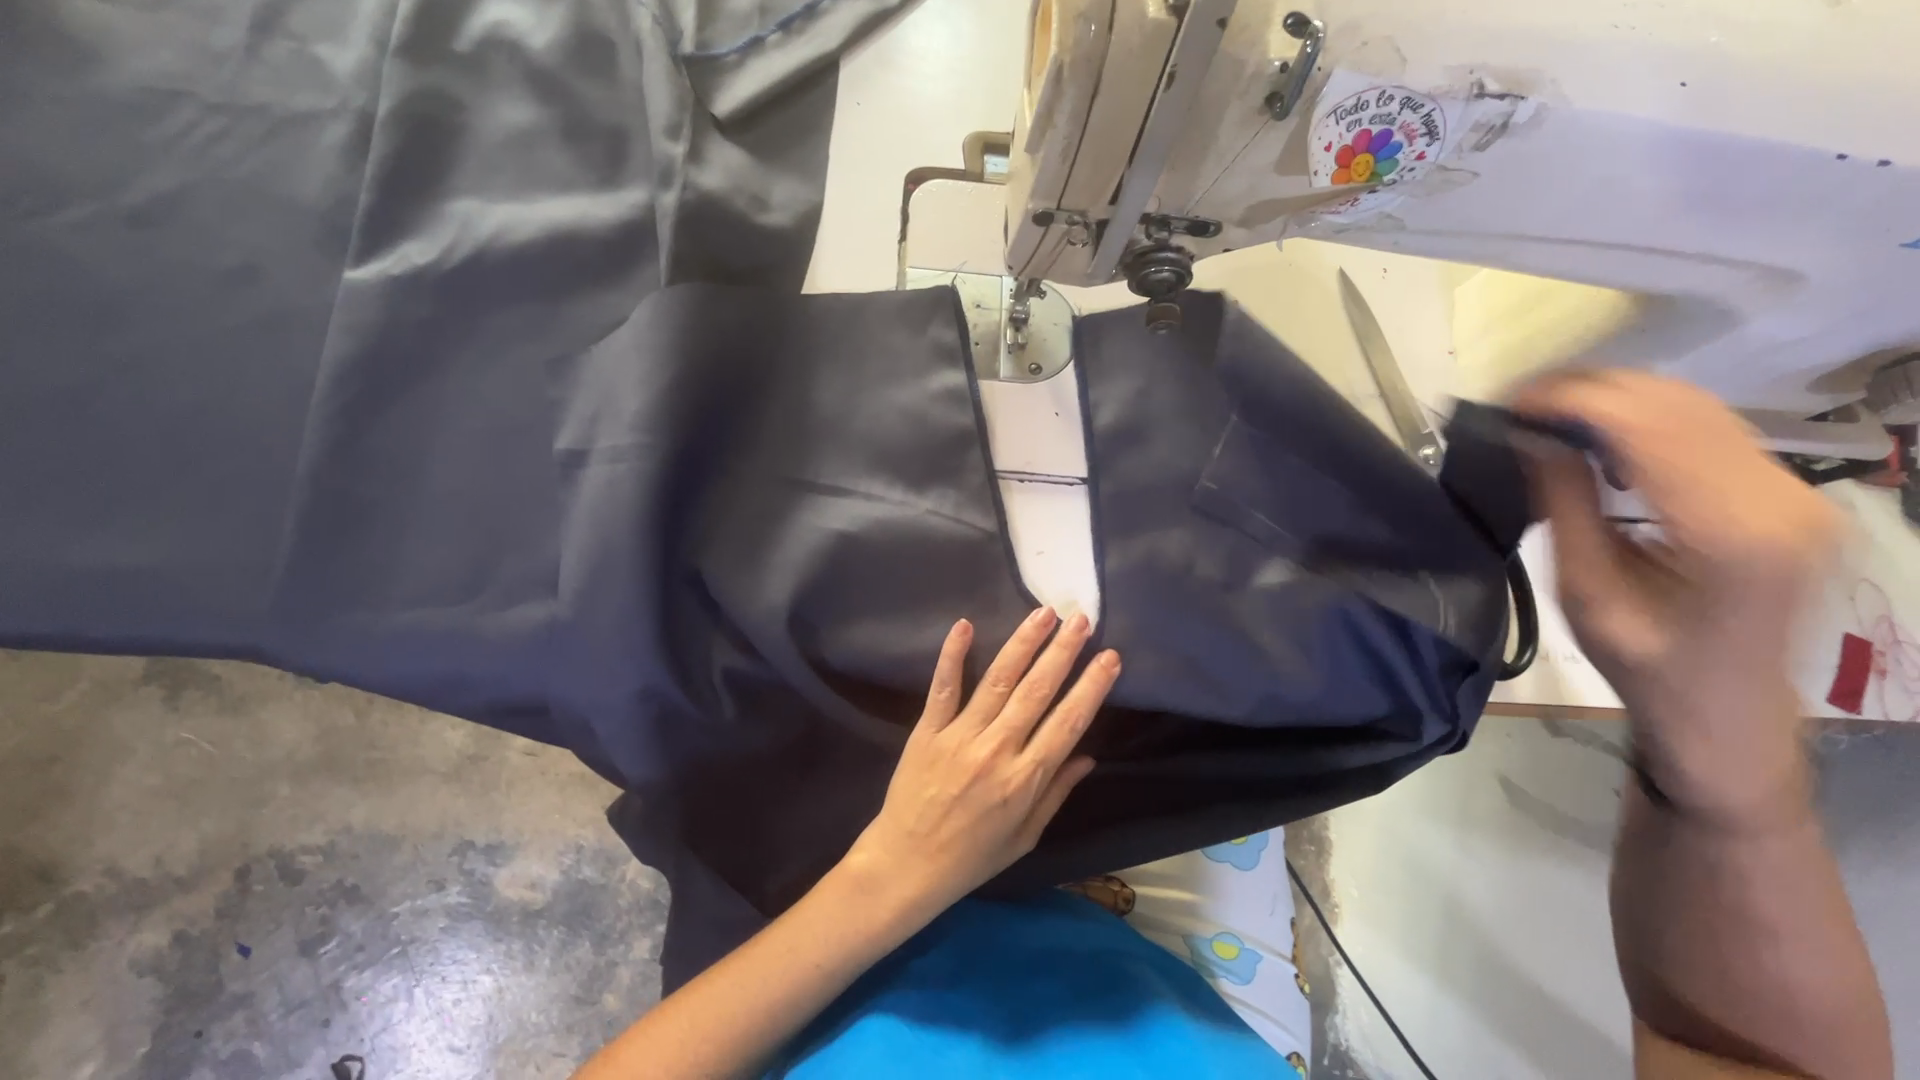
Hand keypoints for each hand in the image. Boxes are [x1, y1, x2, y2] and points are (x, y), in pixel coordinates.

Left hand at [845, 608, 1120, 916]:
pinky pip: (943, 687)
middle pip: (1037, 691)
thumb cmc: (972, 857)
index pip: (1068, 722)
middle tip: (1081, 619)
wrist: (907, 865)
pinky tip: (965, 624)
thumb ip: (1056, 792)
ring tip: (1044, 613)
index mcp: (1025, 779)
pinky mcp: (927, 730)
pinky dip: (953, 654)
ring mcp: (960, 736)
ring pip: (998, 680)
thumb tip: (1089, 756)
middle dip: (1063, 652)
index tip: (1110, 657)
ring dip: (1023, 643)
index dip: (1092, 687)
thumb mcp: (1025, 836)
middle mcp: (997, 750)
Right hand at [1513, 371, 1839, 818]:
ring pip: (1697, 407)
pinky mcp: (1789, 492)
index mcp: (1731, 534)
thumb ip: (1565, 504)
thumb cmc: (1646, 669)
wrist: (1729, 715)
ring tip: (1552, 416)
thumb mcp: (1585, 592)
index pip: (1648, 427)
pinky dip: (1649, 419)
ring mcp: (1796, 492)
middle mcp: (1782, 499)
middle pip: (1677, 404)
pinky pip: (1713, 429)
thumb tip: (1531, 435)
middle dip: (1591, 392)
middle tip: (1522, 404)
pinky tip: (1605, 439)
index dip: (1574, 400)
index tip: (1511, 403)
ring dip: (1617, 401)